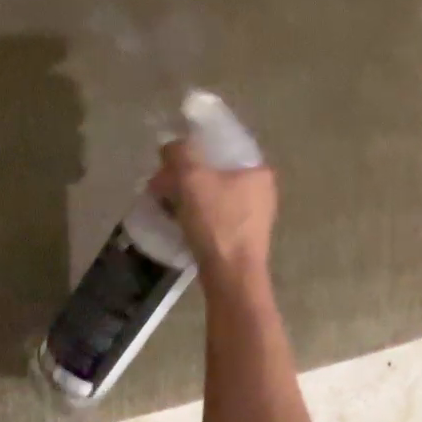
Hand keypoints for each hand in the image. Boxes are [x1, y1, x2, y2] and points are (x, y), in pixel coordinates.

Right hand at [149, 139, 275, 285]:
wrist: (231, 276)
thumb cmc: (217, 223)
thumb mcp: (192, 178)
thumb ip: (179, 153)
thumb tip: (171, 145)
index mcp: (257, 170)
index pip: (222, 147)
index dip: (193, 149)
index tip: (170, 159)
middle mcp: (261, 190)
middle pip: (215, 172)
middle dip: (184, 176)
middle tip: (160, 184)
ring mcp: (254, 217)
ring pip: (213, 195)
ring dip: (187, 197)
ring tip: (163, 204)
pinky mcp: (242, 238)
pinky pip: (214, 216)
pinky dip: (195, 215)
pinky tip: (178, 223)